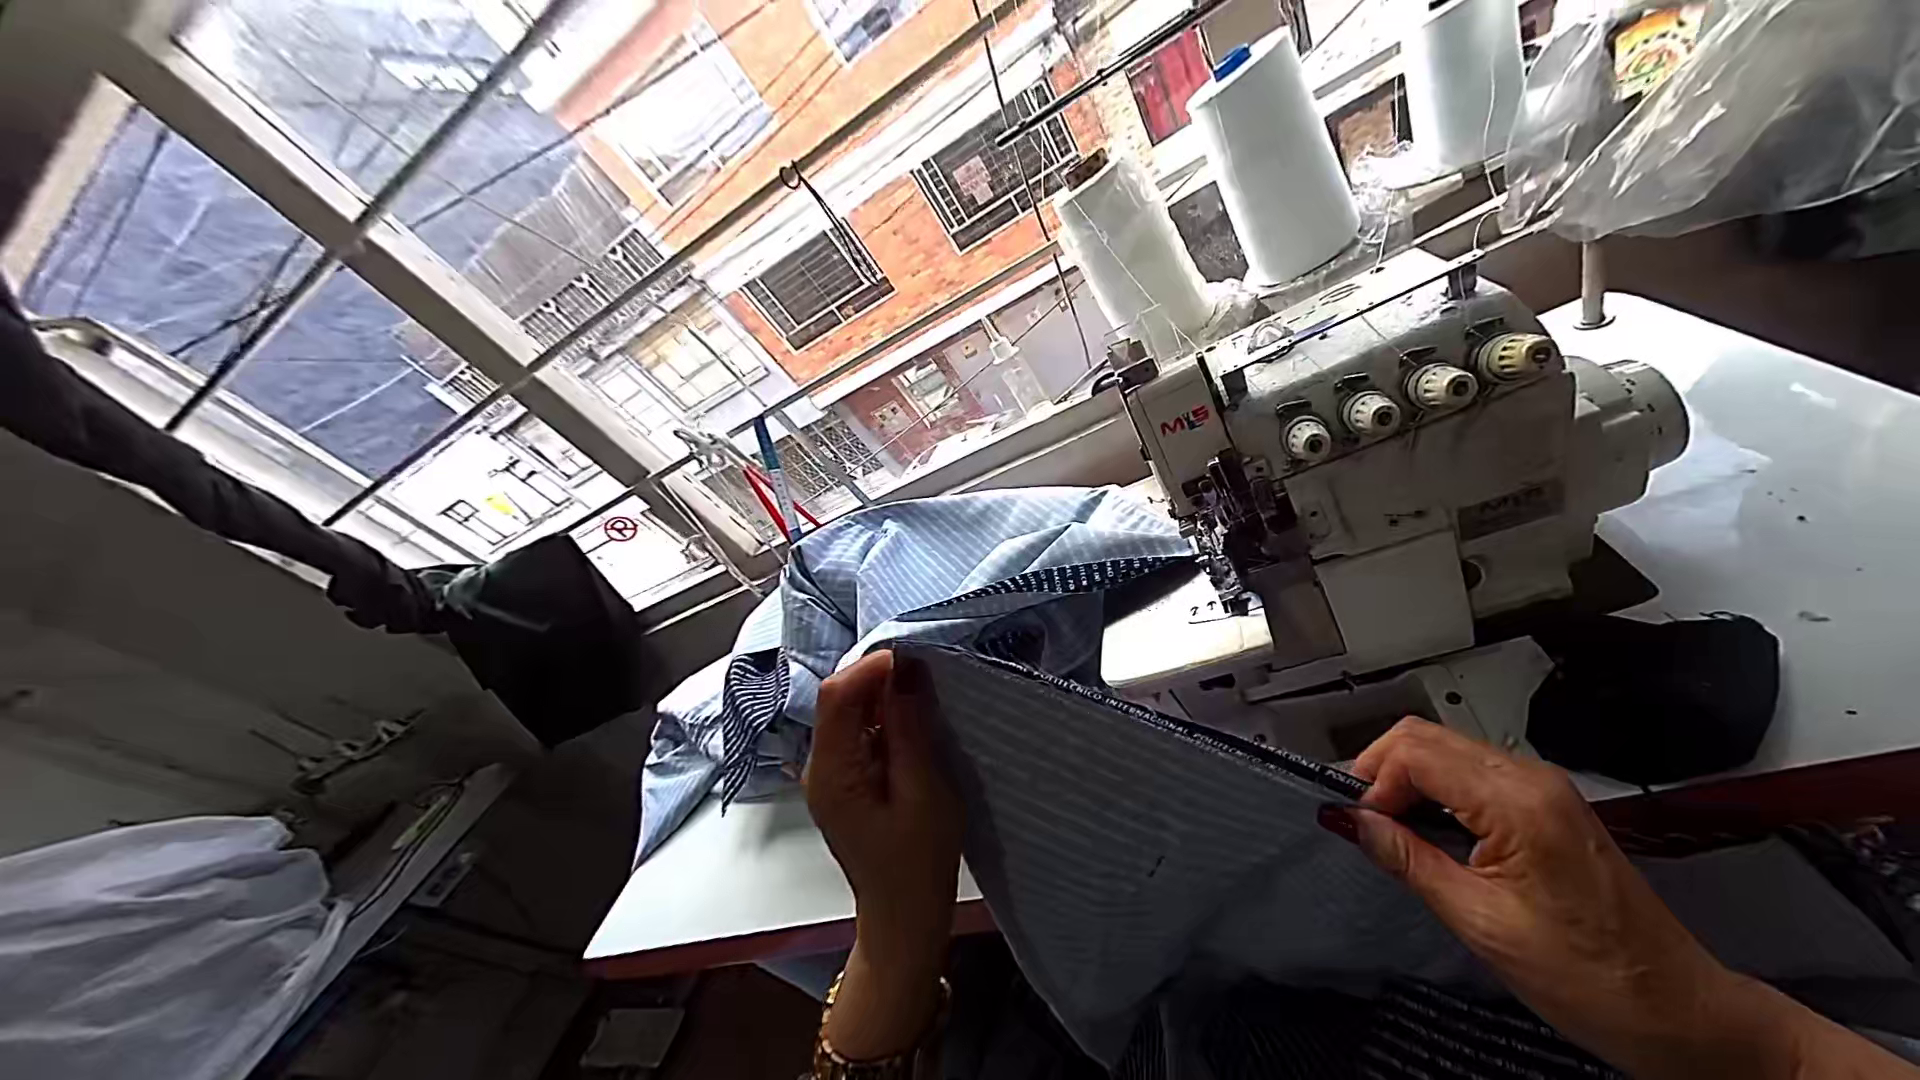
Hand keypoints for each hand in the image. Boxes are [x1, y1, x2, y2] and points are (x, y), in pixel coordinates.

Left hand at [806, 650, 962, 1060]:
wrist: (904, 917)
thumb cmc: (918, 865)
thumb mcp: (924, 791)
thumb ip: (909, 728)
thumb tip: (906, 669)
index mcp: (831, 773)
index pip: (837, 695)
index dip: (872, 667)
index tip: (915, 657)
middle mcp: (819, 765)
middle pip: (839, 697)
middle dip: (880, 677)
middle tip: (926, 675)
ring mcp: (829, 771)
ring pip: (850, 709)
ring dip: (885, 696)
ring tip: (924, 698)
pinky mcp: (844, 776)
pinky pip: (859, 729)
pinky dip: (885, 716)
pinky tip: (912, 724)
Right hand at [1329, 718, 1916, 1079]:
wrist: (1686, 1015)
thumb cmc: (1590, 979)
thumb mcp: (1478, 921)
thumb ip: (1405, 858)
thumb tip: (1348, 819)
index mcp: (1519, 804)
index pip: (1414, 752)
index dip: (1373, 780)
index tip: (1361, 822)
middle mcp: (1531, 778)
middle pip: (1423, 736)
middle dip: (1380, 769)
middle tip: (1366, 819)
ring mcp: (1541, 784)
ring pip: (1441, 745)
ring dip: (1403, 775)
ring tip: (1392, 826)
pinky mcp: (1543, 798)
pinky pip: (1465, 765)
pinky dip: (1431, 783)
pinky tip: (1426, 823)